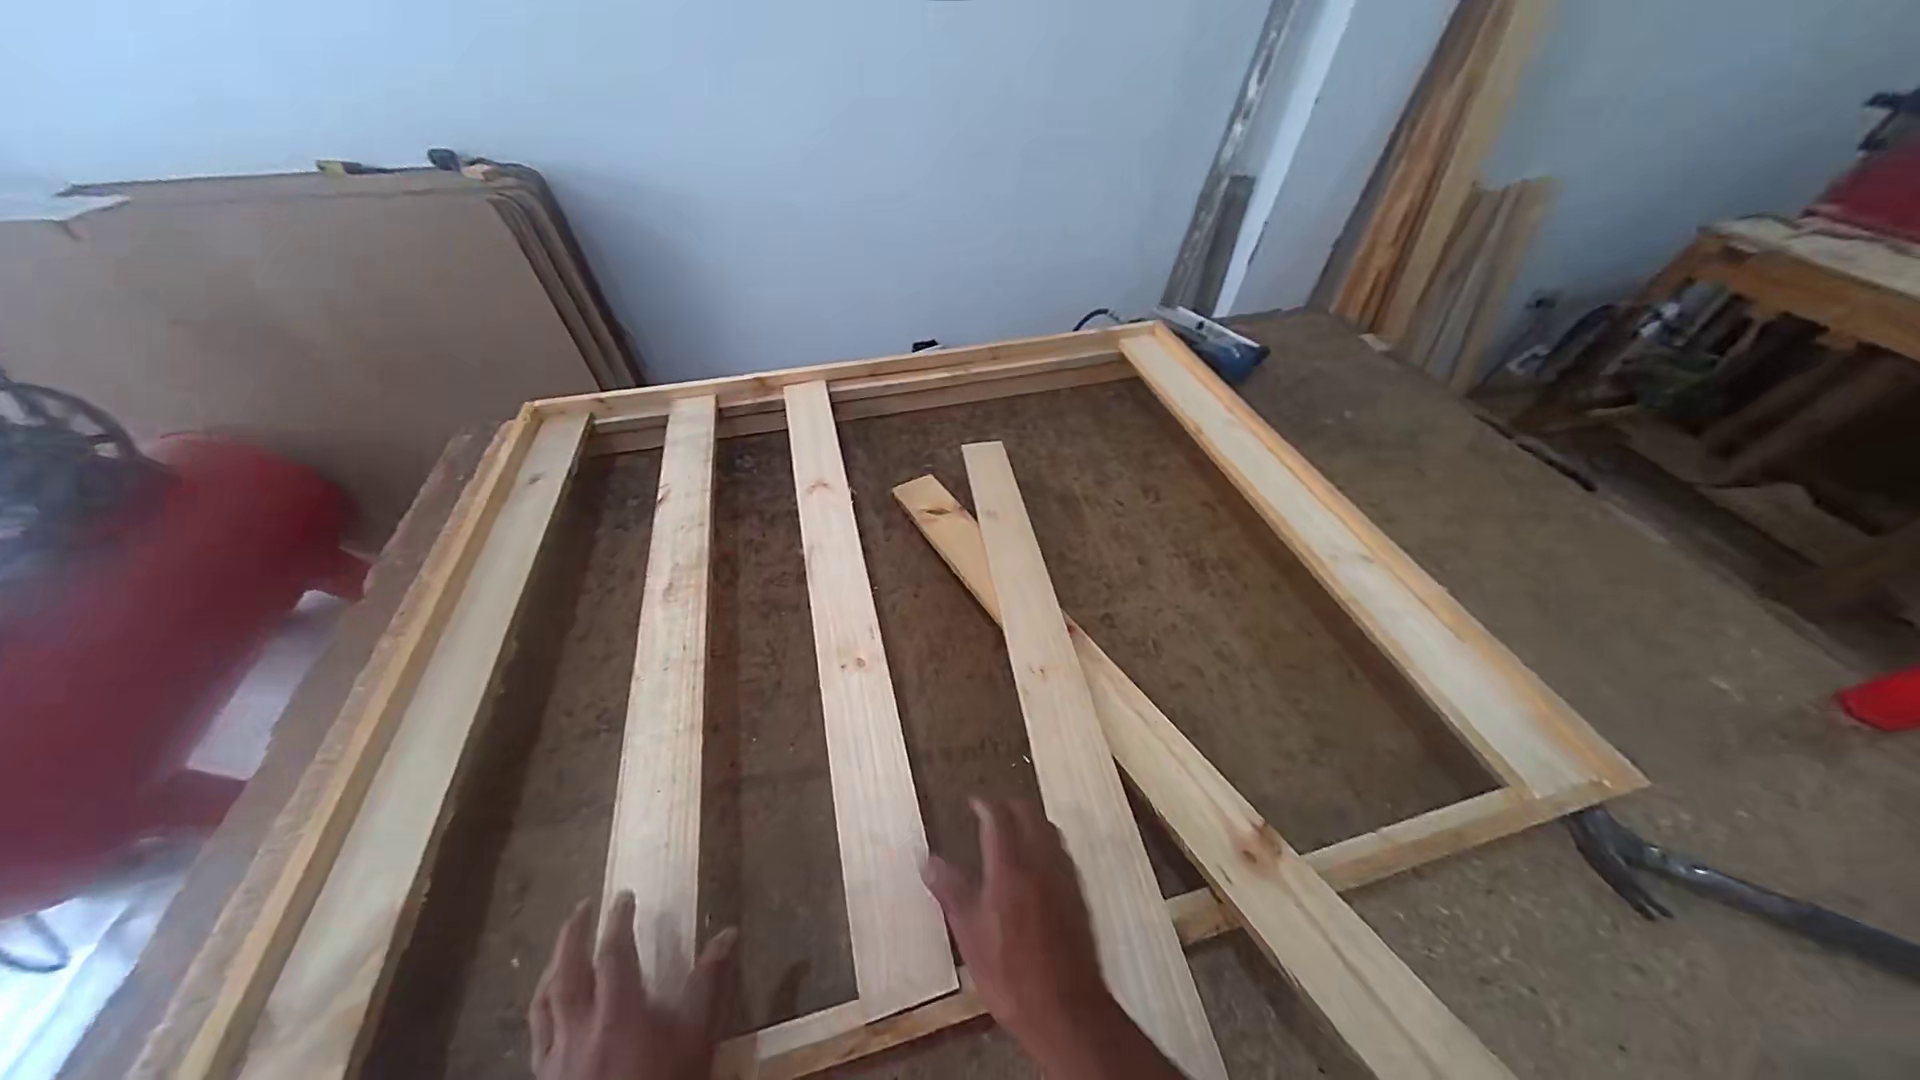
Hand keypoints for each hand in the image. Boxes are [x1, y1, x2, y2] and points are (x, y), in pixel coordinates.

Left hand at [528, 891, 736, 1079]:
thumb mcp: (697, 1038)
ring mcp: (555, 1059)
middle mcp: (578, 1030)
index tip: (624, 895)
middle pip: (567, 971)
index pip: (613, 953)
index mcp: (618, 1014)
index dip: (618, 920)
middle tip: (583, 906)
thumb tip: (728, 933)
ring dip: (553, 966)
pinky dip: (542, 1007)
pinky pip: (536, 1035)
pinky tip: (549, 1006)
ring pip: (544, 1002)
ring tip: (562, 947)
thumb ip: (708, 983)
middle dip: (573, 934)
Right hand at [921, 797, 1111, 1048]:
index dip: (985, 804)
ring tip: (1013, 833)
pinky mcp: (1078, 895)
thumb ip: (951, 892)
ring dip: (1030, 822)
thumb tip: (929, 862)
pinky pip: (1061, 853)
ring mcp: (1064, 877)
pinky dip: (1046, 845)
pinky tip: (1036, 866)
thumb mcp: (969, 935)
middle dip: (1009, 807)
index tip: (974, 802)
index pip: (999, 817)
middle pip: (1029, 814)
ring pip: (1049, 830)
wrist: (1066, 1008)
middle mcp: (1040, 862)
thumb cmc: (1011, 974)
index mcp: (1010, 867)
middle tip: (991, 813)